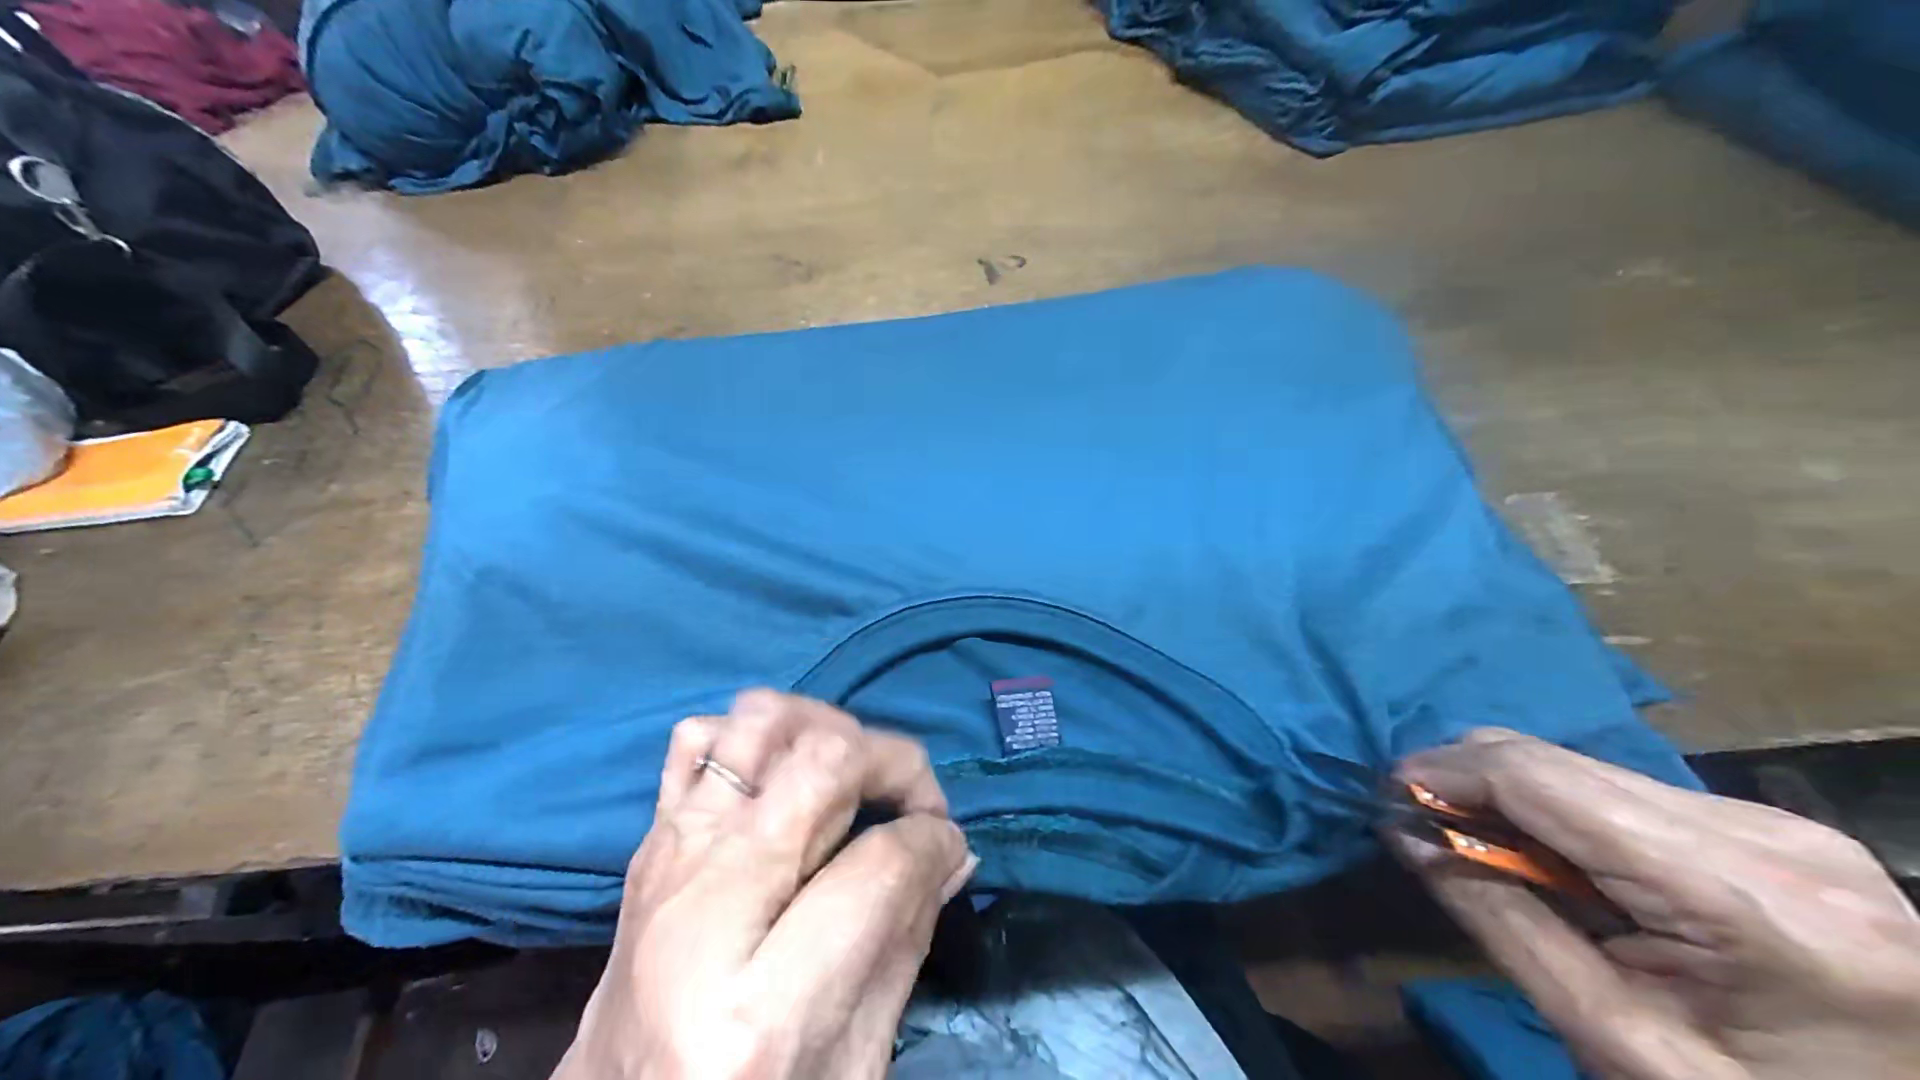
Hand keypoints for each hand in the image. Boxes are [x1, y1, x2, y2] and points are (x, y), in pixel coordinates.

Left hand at [552, 690, 975, 1079]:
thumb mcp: (852, 1069)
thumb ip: (904, 944)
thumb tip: (949, 850)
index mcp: (758, 1014)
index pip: (877, 866)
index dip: (934, 840)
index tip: (948, 846)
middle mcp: (703, 913)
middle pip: (822, 766)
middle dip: (894, 764)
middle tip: (915, 803)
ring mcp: (667, 861)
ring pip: (758, 723)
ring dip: (829, 730)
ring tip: (855, 777)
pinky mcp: (648, 841)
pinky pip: (699, 737)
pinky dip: (755, 735)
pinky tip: (786, 777)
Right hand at [1395, 729, 1919, 1079]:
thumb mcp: (1611, 1038)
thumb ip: (1500, 921)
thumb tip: (1404, 832)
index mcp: (1749, 903)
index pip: (1545, 780)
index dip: (1448, 771)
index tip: (1387, 792)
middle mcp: (1772, 837)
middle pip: (1563, 762)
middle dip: (1472, 780)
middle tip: (1421, 822)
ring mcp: (1786, 827)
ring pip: (1588, 768)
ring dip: (1513, 796)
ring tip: (1483, 846)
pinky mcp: (1780, 831)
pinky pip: (1626, 791)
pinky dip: (1563, 811)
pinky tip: (1556, 858)